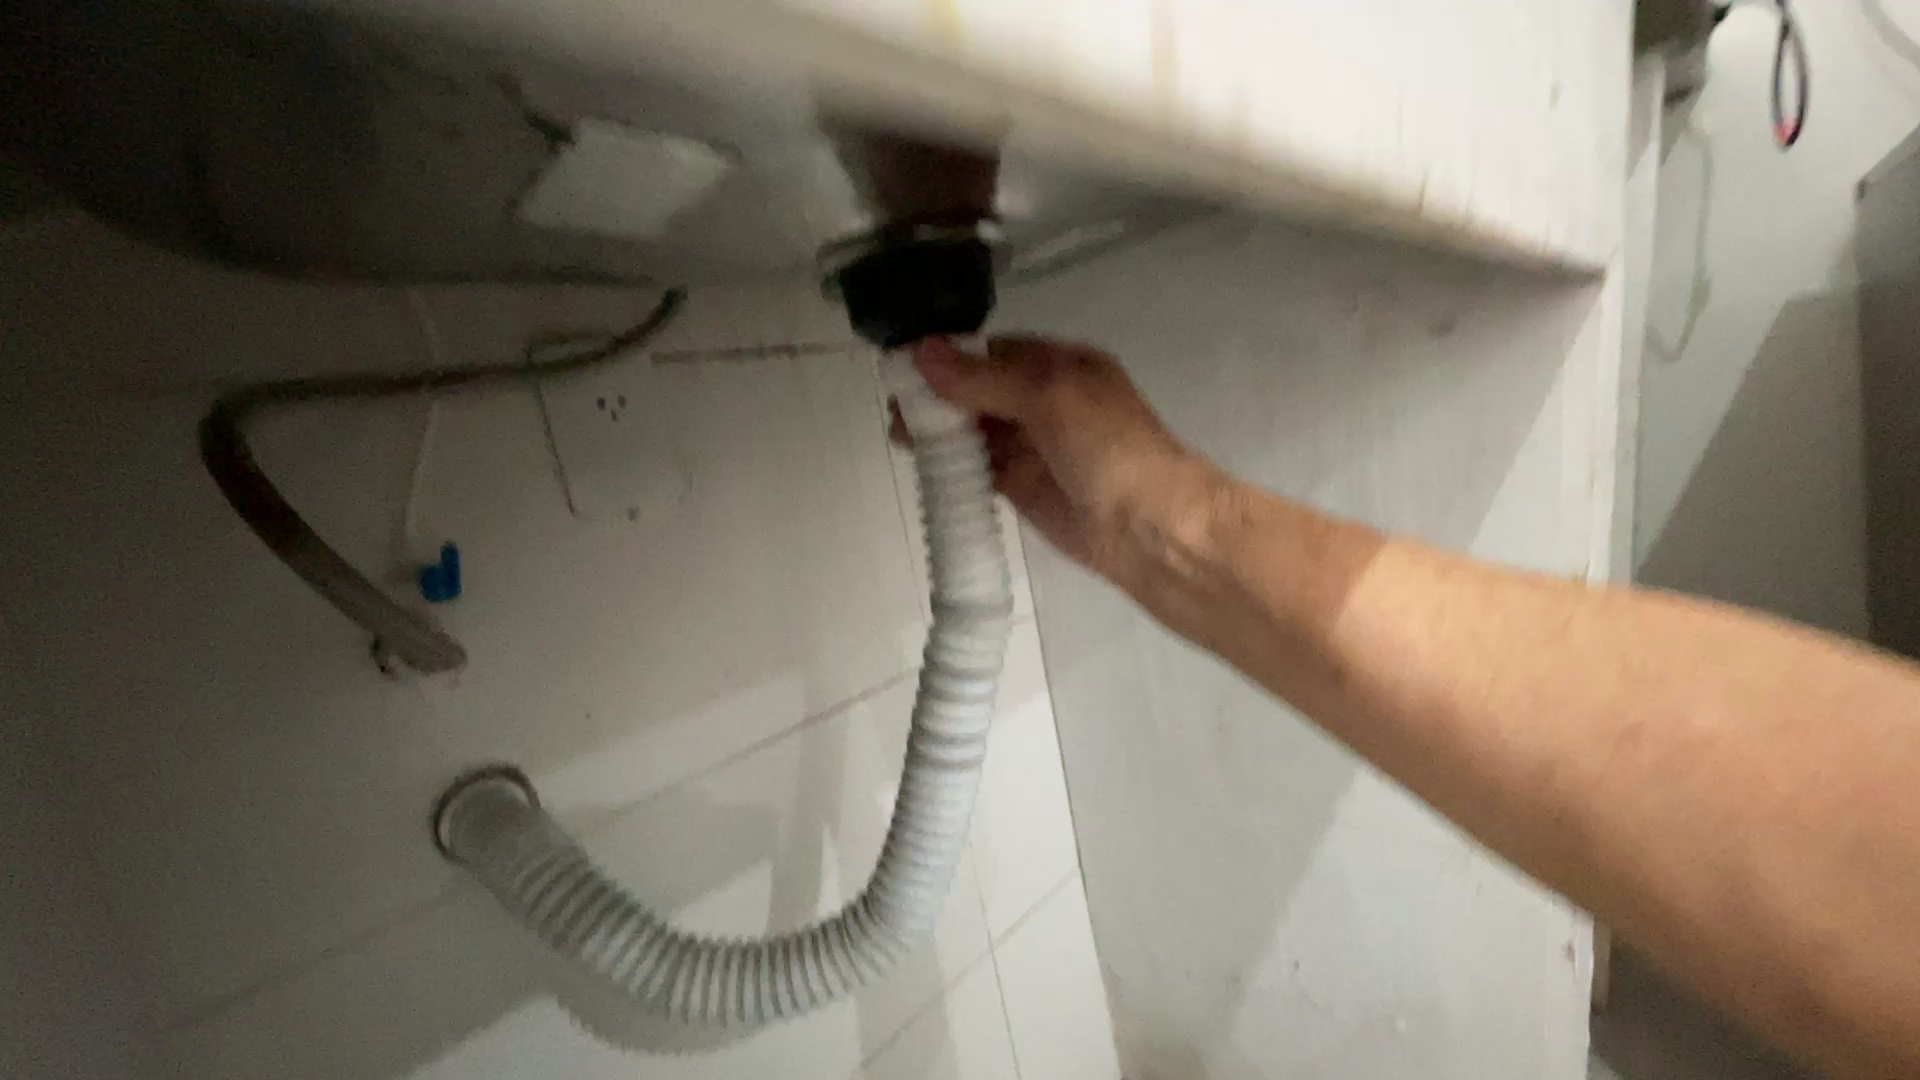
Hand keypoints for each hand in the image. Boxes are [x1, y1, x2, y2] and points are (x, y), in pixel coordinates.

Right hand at [893, 336, 1199, 572]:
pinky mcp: (1022, 487)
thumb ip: (985, 377)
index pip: (994, 352)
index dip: (951, 355)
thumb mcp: (1049, 395)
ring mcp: (1034, 446)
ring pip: (976, 428)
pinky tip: (919, 459)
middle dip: (938, 394)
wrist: (1147, 529)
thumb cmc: (1107, 447)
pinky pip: (979, 467)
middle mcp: (1045, 401)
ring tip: (896, 430)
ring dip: (939, 428)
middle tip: (894, 402)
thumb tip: (923, 351)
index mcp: (1061, 366)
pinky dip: (951, 463)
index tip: (905, 363)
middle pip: (980, 390)